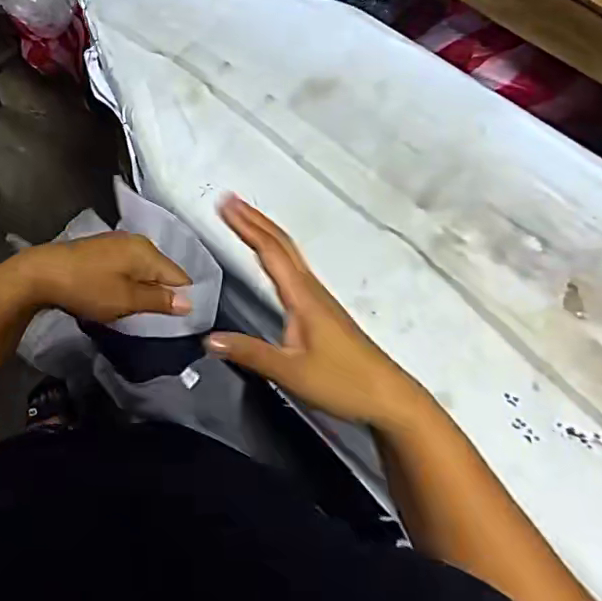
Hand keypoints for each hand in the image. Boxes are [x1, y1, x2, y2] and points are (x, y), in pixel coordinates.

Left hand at [10, 232, 190, 323]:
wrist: (42, 274)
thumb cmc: (87, 287)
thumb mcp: (126, 299)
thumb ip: (159, 300)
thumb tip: (189, 302)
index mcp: (146, 250)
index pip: (180, 276)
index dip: (185, 300)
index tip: (184, 324)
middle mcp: (135, 241)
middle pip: (162, 272)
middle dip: (164, 295)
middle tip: (162, 323)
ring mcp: (116, 243)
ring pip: (143, 271)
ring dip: (144, 290)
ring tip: (141, 313)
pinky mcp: (101, 250)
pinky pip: (127, 268)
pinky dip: (128, 283)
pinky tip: (121, 298)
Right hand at [204, 195, 429, 427]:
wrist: (393, 400)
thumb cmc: (344, 383)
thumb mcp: (291, 372)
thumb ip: (249, 353)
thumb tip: (208, 340)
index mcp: (302, 297)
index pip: (269, 251)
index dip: (245, 226)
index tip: (225, 205)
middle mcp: (311, 289)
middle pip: (281, 243)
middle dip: (254, 218)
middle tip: (229, 199)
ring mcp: (319, 298)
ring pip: (289, 252)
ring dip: (264, 230)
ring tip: (244, 217)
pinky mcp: (323, 309)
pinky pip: (293, 266)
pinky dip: (275, 249)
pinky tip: (271, 256)